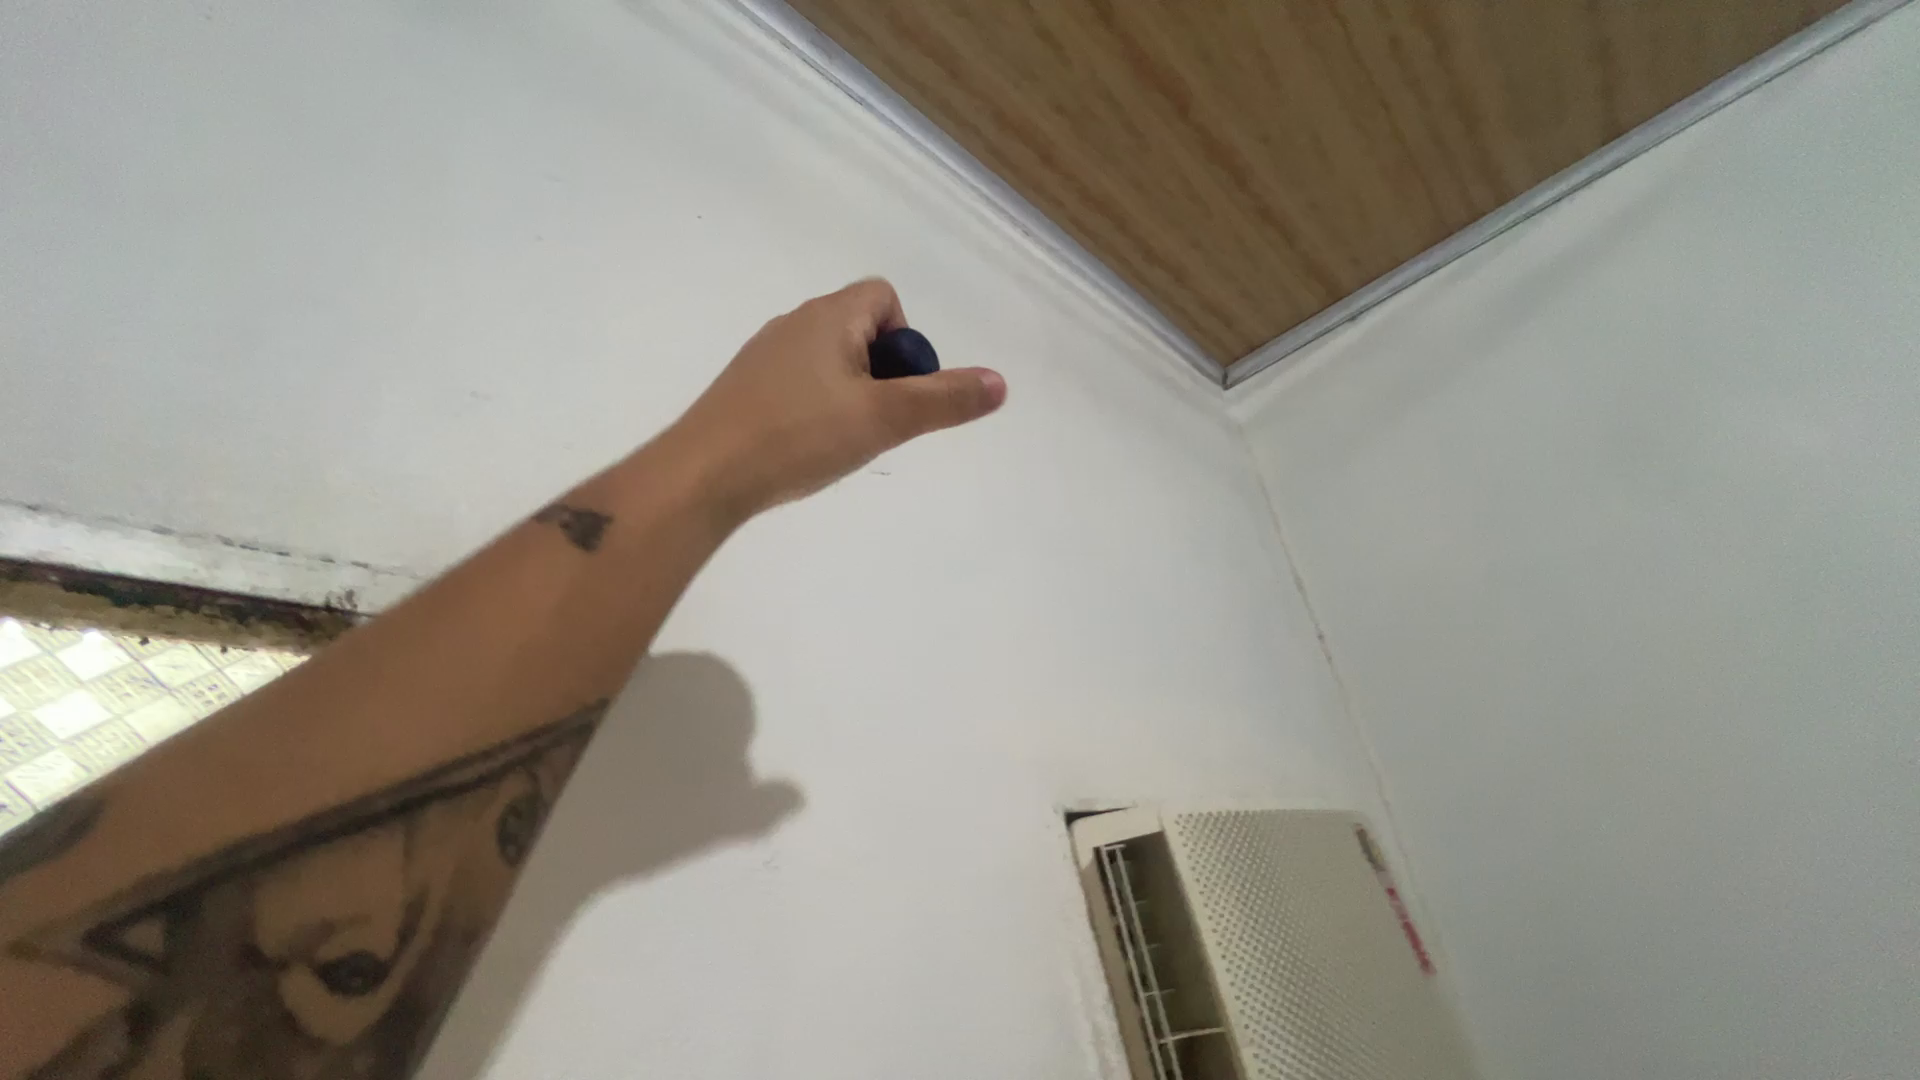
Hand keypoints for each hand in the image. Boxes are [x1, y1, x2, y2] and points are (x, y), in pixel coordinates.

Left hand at [667, 279, 1006, 519]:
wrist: (704, 474)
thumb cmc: (797, 436)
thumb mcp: (883, 419)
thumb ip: (943, 400)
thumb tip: (1000, 382)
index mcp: (828, 317)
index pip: (884, 297)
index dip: (906, 339)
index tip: (900, 388)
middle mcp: (794, 324)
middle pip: (860, 331)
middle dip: (883, 374)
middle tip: (878, 423)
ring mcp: (764, 357)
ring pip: (830, 363)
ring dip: (852, 396)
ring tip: (844, 442)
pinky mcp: (745, 390)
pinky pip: (800, 386)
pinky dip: (817, 410)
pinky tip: (808, 448)